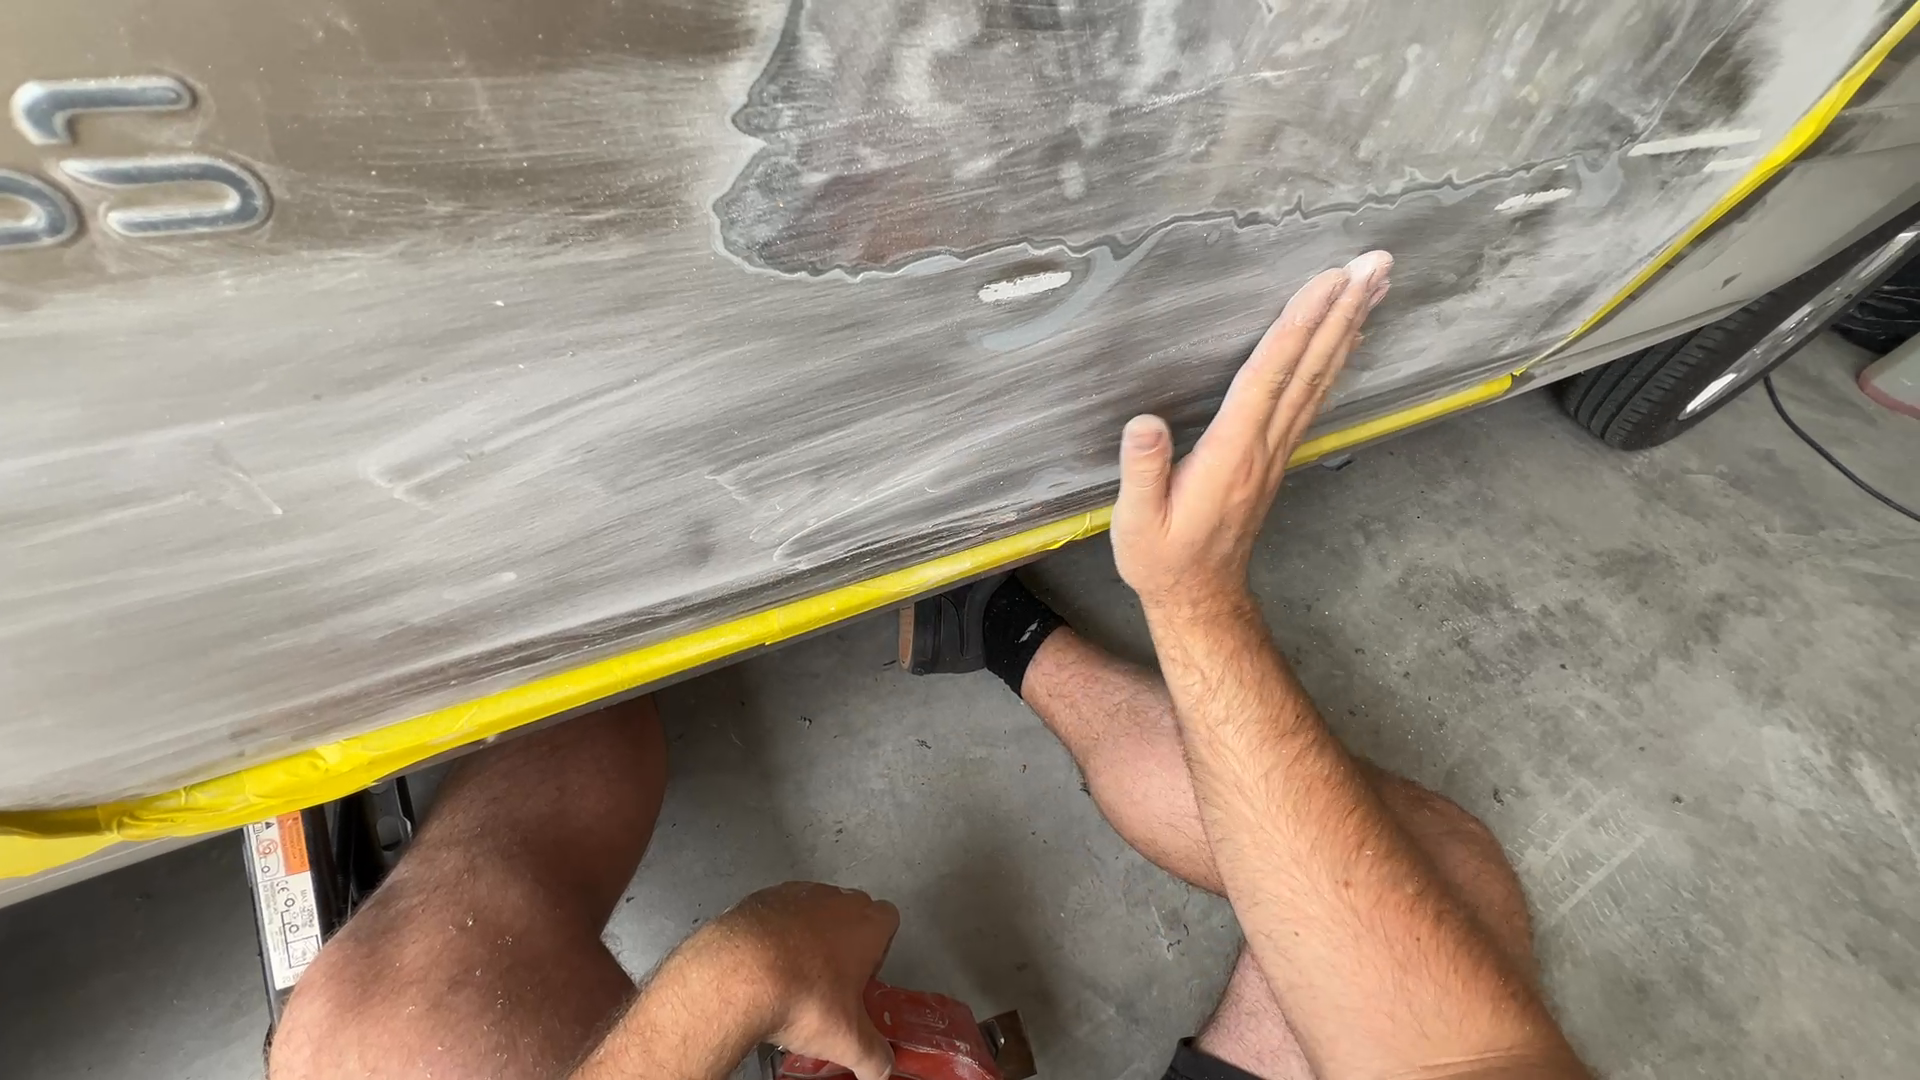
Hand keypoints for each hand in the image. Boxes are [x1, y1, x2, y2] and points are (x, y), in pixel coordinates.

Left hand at [708, 882, 900, 1079]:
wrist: (741, 974)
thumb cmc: (804, 998)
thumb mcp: (846, 1040)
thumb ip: (873, 1056)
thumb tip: (883, 1069)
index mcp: (867, 924)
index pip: (888, 921)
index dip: (878, 949)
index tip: (861, 977)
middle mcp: (839, 900)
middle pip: (851, 914)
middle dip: (844, 943)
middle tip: (828, 982)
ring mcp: (801, 892)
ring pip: (815, 910)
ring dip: (809, 936)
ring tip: (791, 976)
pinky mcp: (767, 895)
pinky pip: (780, 911)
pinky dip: (777, 932)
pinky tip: (764, 964)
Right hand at [1111, 251, 1390, 619]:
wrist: (1199, 595)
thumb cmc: (1162, 558)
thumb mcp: (1137, 522)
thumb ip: (1143, 471)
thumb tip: (1145, 422)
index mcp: (1229, 455)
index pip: (1267, 379)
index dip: (1296, 327)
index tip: (1328, 280)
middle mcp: (1262, 448)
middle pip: (1307, 371)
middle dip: (1341, 314)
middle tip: (1377, 264)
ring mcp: (1274, 454)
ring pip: (1316, 382)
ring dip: (1346, 331)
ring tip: (1375, 288)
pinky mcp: (1274, 460)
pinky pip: (1310, 401)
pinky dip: (1331, 364)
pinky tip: (1344, 343)